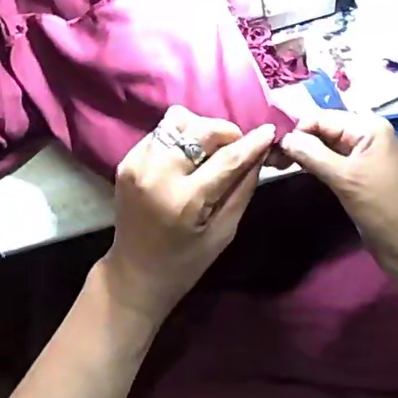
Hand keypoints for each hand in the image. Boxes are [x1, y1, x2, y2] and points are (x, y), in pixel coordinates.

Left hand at [98, 106, 276, 322]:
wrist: (133, 277)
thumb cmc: (185, 263)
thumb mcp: (224, 232)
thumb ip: (244, 187)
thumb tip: (261, 151)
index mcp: (183, 200)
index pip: (226, 158)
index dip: (252, 142)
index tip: (270, 131)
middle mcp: (157, 175)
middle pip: (201, 129)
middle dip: (225, 132)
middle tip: (234, 147)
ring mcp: (138, 164)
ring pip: (179, 120)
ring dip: (200, 130)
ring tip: (207, 151)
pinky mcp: (127, 160)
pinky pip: (163, 131)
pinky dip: (180, 137)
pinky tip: (185, 157)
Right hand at [277, 109, 397, 266]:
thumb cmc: (384, 208)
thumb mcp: (346, 179)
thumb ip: (313, 154)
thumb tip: (284, 137)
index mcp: (368, 126)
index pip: (323, 117)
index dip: (297, 128)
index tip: (271, 146)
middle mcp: (366, 135)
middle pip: (325, 129)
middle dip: (300, 140)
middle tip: (271, 157)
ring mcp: (364, 156)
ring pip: (327, 147)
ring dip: (306, 153)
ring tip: (278, 164)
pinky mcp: (361, 176)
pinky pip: (334, 163)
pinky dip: (317, 165)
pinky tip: (298, 171)